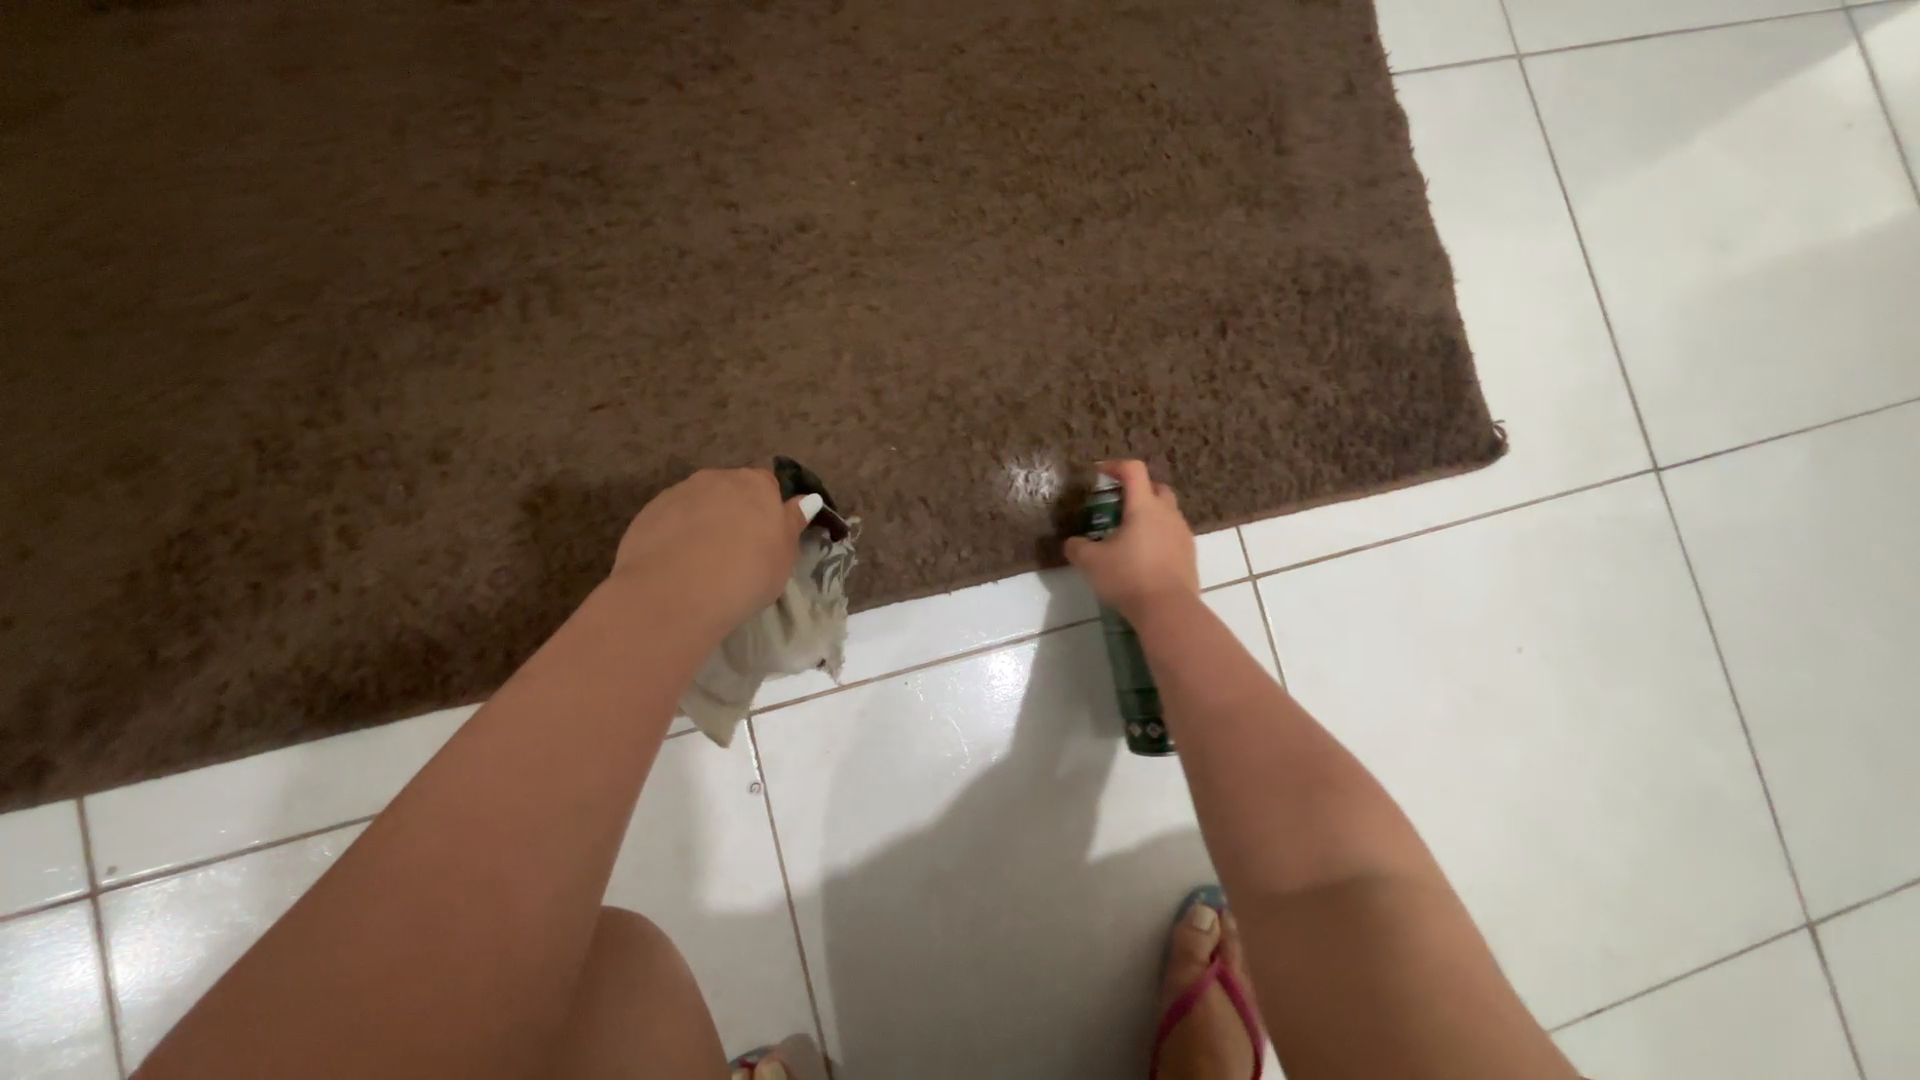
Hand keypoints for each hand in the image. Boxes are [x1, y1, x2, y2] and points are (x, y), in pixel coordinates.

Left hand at [610, 468, 811, 630]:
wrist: (677, 592)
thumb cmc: (747, 573)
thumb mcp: (785, 555)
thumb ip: (793, 522)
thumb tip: (808, 499)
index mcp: (755, 484)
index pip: (768, 485)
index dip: (768, 510)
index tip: (766, 538)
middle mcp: (716, 479)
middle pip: (730, 491)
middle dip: (734, 513)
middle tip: (737, 552)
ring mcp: (679, 493)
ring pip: (698, 504)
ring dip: (704, 523)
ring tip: (703, 563)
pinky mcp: (648, 513)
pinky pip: (671, 521)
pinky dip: (676, 536)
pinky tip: (678, 566)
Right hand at [1064, 460, 1199, 622]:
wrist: (1168, 609)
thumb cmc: (1127, 577)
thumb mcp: (1091, 562)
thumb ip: (1077, 547)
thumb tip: (1072, 543)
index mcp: (1143, 506)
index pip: (1133, 470)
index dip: (1115, 466)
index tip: (1099, 473)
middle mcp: (1167, 513)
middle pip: (1157, 488)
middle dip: (1138, 490)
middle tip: (1118, 505)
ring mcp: (1183, 534)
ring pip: (1168, 513)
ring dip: (1150, 516)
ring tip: (1130, 535)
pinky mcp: (1190, 555)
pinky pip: (1173, 536)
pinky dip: (1159, 538)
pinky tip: (1145, 557)